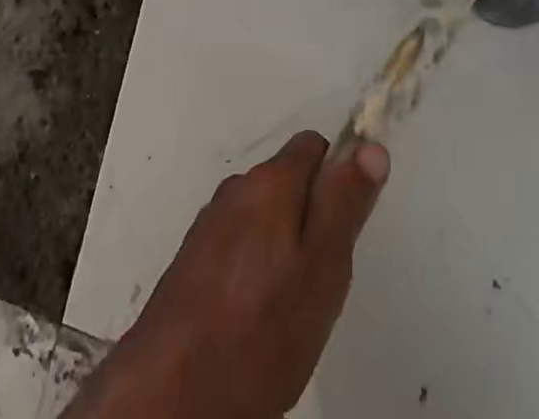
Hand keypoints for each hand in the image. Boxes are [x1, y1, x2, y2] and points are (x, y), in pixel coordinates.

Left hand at [67, 132, 390, 418]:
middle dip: (312, 216)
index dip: (338, 177)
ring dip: (283, 246)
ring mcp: (206, 229)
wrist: (168, 402)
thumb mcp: (325, 264)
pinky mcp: (188, 266)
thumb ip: (346, 201)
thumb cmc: (262, 330)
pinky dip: (253, 269)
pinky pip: (237, 247)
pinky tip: (254, 318)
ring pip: (264, 218)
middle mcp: (234, 192)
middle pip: (289, 183)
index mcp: (269, 182)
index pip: (315, 146)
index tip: (345, 225)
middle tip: (320, 275)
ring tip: (288, 305)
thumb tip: (370, 146)